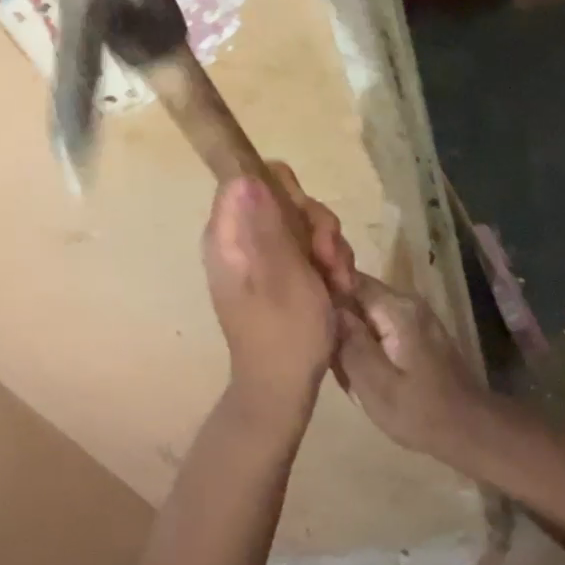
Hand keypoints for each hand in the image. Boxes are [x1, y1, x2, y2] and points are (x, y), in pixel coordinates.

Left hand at [202, 163, 354, 398]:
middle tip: (329, 259)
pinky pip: (305, 247)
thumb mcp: (284, 276)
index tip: (305, 224)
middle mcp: (238, 238)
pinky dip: (326, 263)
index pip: (249, 178)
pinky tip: (337, 288)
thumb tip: (246, 176)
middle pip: (282, 197)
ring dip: (328, 247)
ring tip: (337, 282)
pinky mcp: (277, 272)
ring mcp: (259, 256)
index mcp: (228, 236)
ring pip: (300, 223)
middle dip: (316, 224)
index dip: (286, 192)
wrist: (283, 388)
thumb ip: (267, 226)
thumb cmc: (285, 334)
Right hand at [336, 275, 494, 462]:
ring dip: (348, 335)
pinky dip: (364, 345)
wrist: (470, 429)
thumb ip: (349, 343)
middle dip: (334, 319)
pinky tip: (361, 373)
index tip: (301, 311)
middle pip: (355, 294)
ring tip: (341, 369)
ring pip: (365, 313)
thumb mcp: (375, 384)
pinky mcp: (417, 333)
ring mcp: (414, 317)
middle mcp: (406, 302)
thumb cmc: (420, 412)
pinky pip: (379, 327)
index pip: (347, 278)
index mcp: (396, 308)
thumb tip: (327, 307)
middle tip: (324, 354)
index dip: (322, 289)